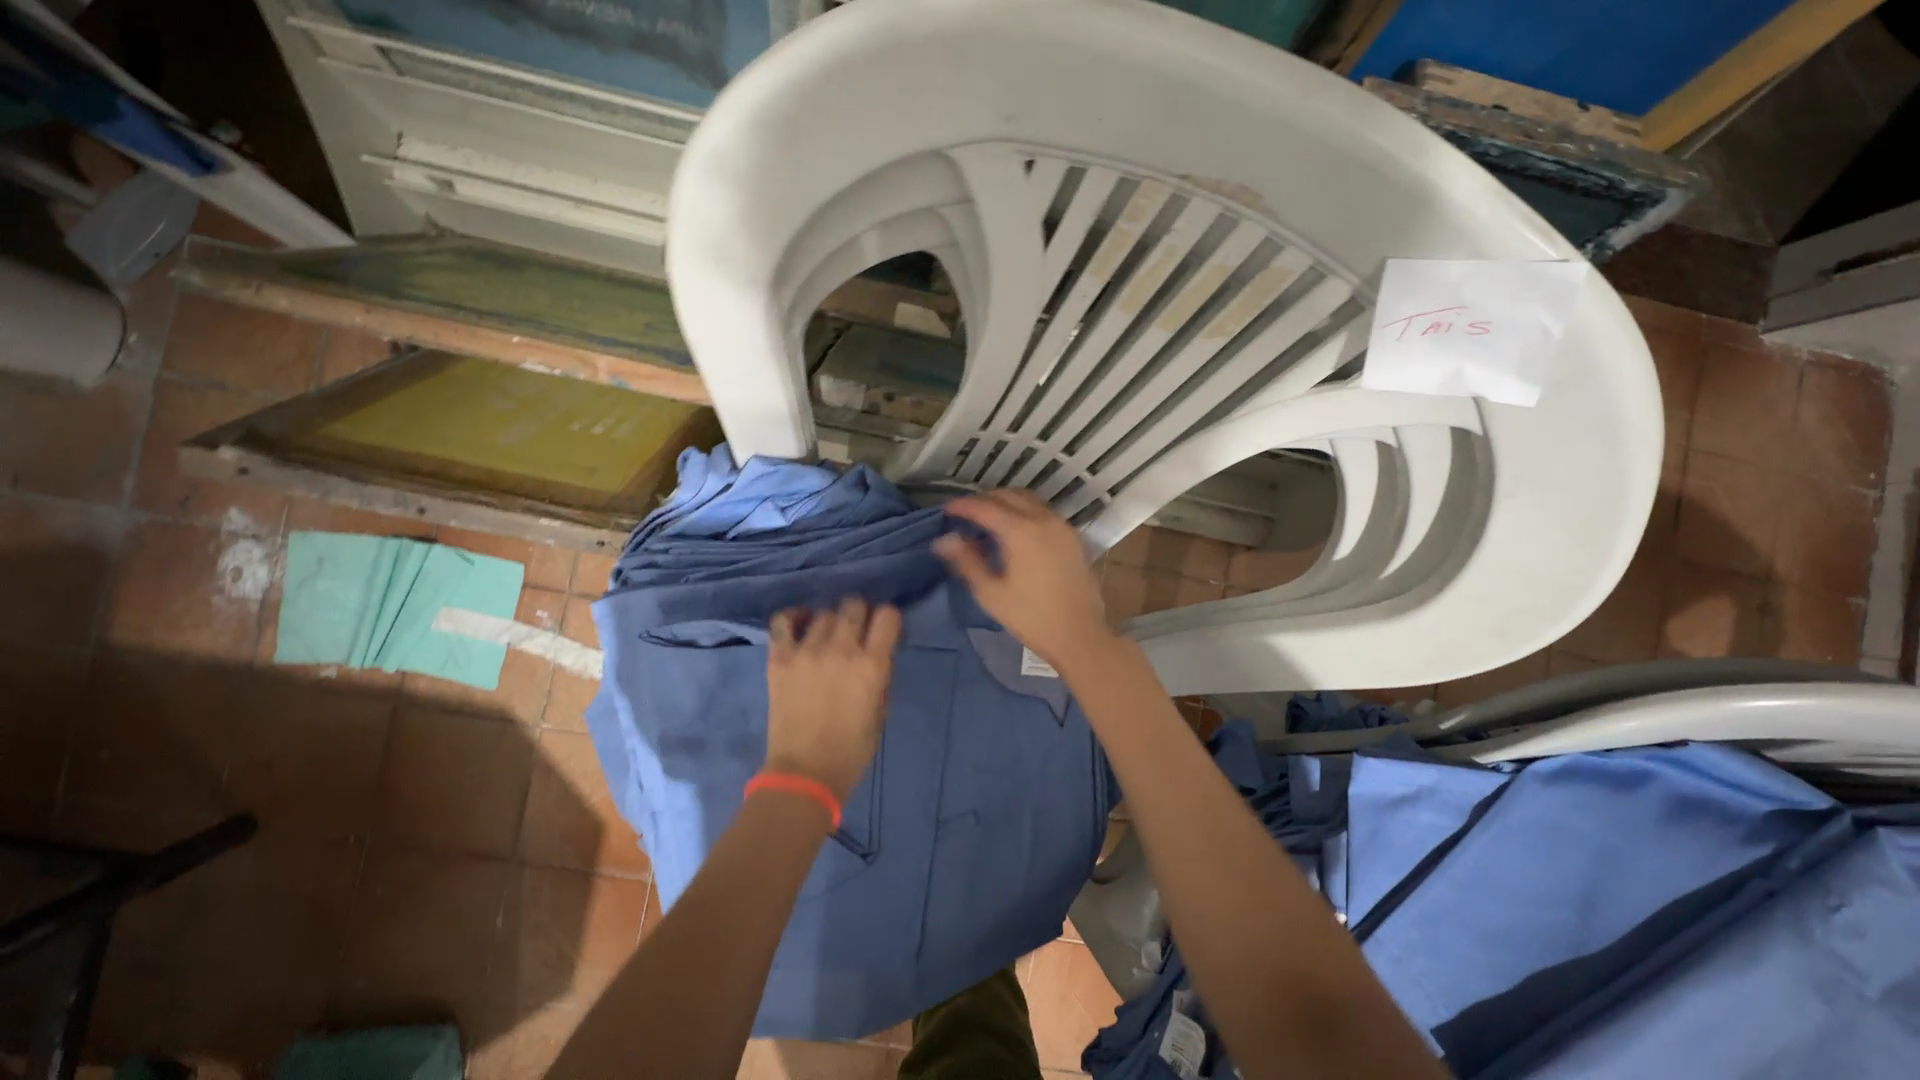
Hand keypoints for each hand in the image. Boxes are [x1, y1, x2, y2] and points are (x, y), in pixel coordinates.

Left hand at [765, 598, 903, 801]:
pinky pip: (783, 621)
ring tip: (826, 636)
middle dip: (860, 613)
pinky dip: (793, 617)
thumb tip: (876, 652)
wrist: (805, 771)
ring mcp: (807, 651)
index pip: (887, 616)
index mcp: (872, 665)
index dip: (888, 619)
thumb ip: (880, 675)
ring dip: (829, 622)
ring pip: (823, 613)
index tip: (884, 630)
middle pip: (853, 606)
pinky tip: (800, 624)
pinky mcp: (780, 658)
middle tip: (856, 629)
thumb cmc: (852, 749)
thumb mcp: (880, 710)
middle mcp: (841, 649)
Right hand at [934, 490, 1119, 670]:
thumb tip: (943, 540)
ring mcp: (1062, 526)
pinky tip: (1015, 532)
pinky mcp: (1072, 537)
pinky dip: (1024, 512)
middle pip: (1008, 495)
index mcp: (1021, 531)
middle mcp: (1043, 519)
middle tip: (965, 515)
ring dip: (1006, 503)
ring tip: (988, 520)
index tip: (946, 511)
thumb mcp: (991, 593)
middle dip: (984, 500)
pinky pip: (1044, 512)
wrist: (1079, 635)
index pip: (985, 507)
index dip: (962, 506)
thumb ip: (966, 561)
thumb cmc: (1031, 618)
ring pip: (1029, 500)